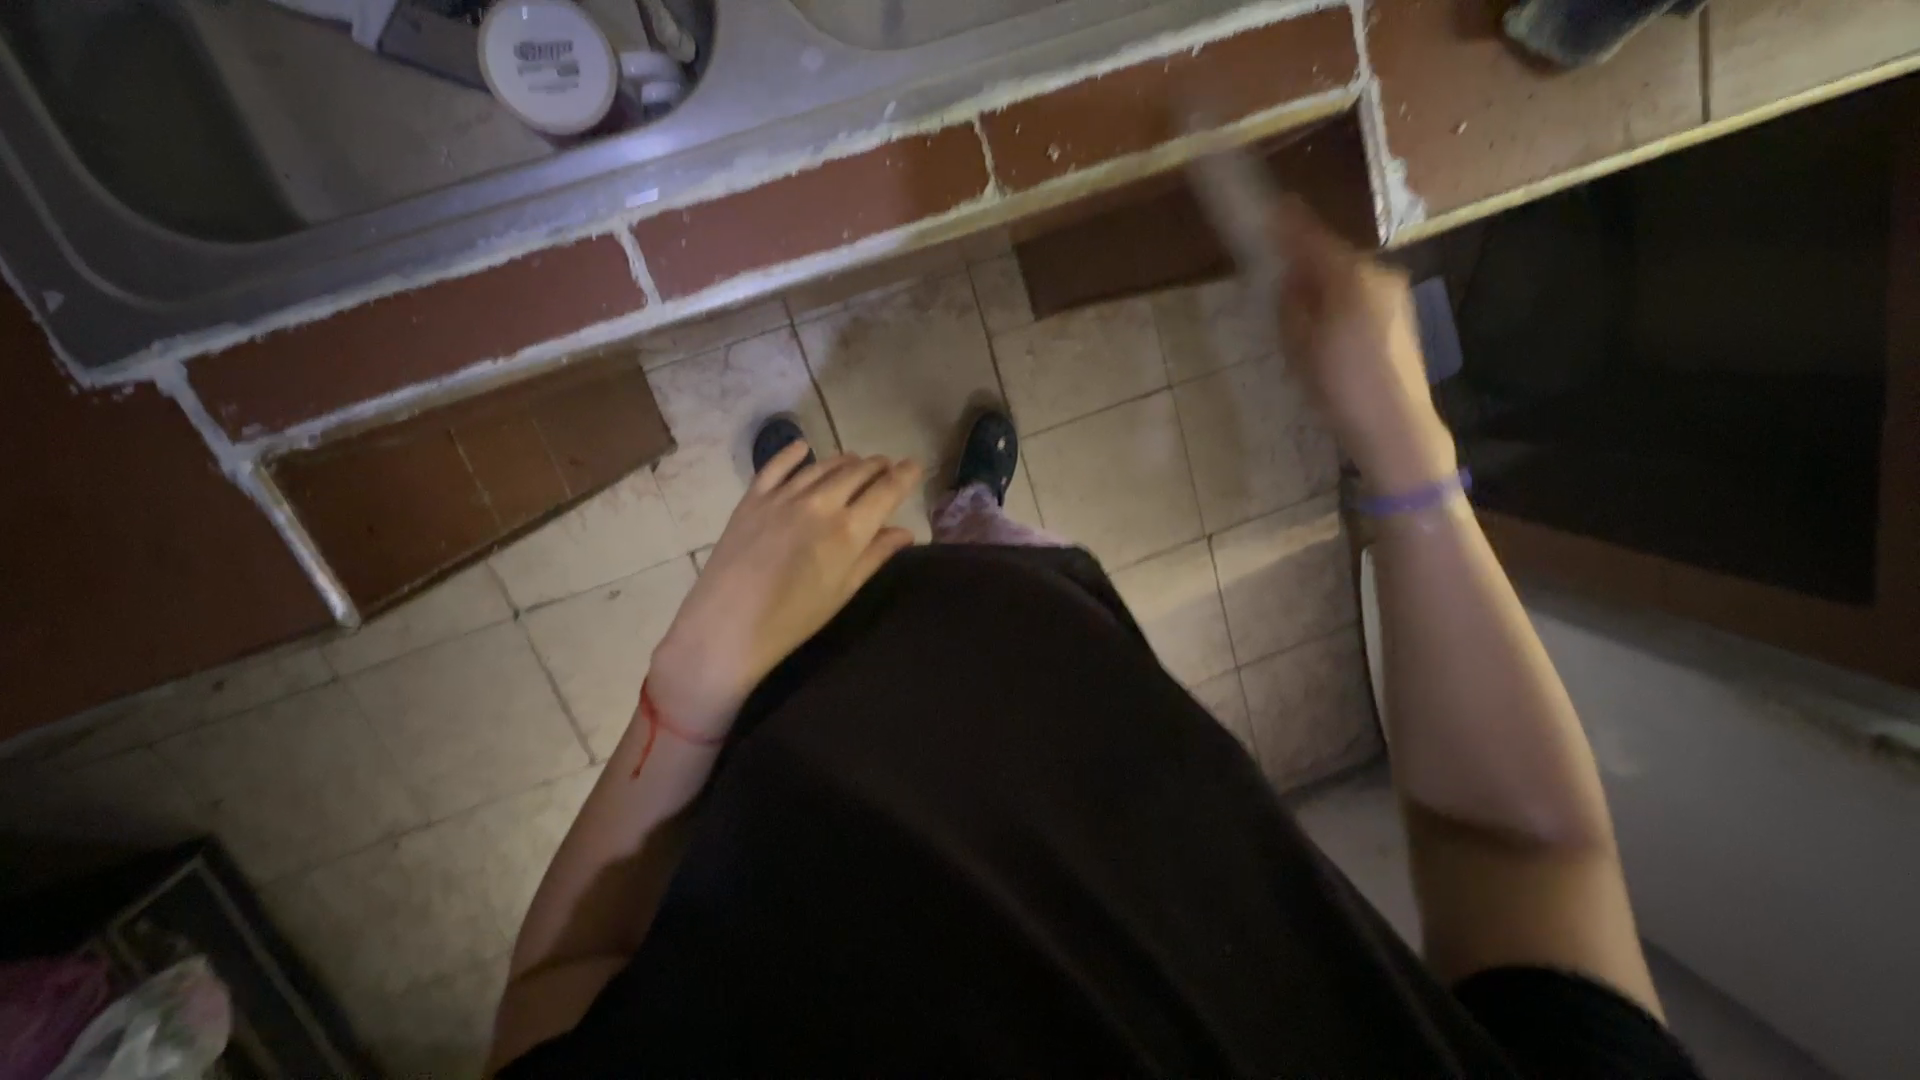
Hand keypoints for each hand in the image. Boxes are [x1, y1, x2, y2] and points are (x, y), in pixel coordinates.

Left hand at [647, 443, 921, 737]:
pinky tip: (803, 448)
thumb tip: (906, 532)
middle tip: (887, 466)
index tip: (914, 466)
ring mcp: (784, 496)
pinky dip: (793, 453)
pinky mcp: (753, 498)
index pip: (887, 490)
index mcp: (849, 529)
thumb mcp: (844, 590)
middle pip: (857, 472)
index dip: (905, 475)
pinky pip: (777, 466)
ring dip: (845, 460)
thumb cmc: (795, 618)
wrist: (729, 625)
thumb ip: (876, 555)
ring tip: (856, 461)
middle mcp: (820, 503)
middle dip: (877, 466)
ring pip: (823, 465)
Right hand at [1269, 197, 1457, 495]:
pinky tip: (1328, 334)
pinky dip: (1341, 303)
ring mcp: (1395, 295)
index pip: (1312, 240)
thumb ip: (1291, 302)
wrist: (1394, 425)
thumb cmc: (1339, 385)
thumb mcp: (1299, 344)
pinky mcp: (1402, 317)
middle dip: (1306, 264)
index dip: (1290, 224)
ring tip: (1302, 319)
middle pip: (1332, 258)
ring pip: (1347, 279)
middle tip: (1278, 280)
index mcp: (1349, 277)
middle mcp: (1378, 275)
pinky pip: (1361, 297)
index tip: (1273, 206)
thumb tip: (1290, 278)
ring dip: (1323, 287)